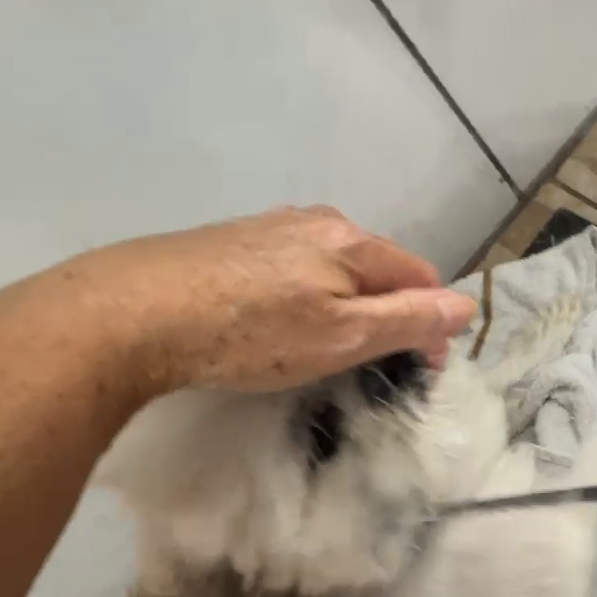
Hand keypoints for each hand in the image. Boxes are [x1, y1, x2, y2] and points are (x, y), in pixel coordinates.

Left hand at [4, 205, 476, 397]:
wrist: (130, 315)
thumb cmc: (251, 333)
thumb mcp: (344, 336)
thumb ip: (409, 320)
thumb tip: (466, 307)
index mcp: (352, 241)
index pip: (420, 277)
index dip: (431, 325)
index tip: (419, 373)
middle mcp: (316, 222)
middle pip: (379, 271)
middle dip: (391, 315)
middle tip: (374, 367)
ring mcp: (270, 229)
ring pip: (336, 271)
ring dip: (350, 309)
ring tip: (329, 352)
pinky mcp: (232, 244)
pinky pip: (296, 272)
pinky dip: (309, 301)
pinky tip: (281, 329)